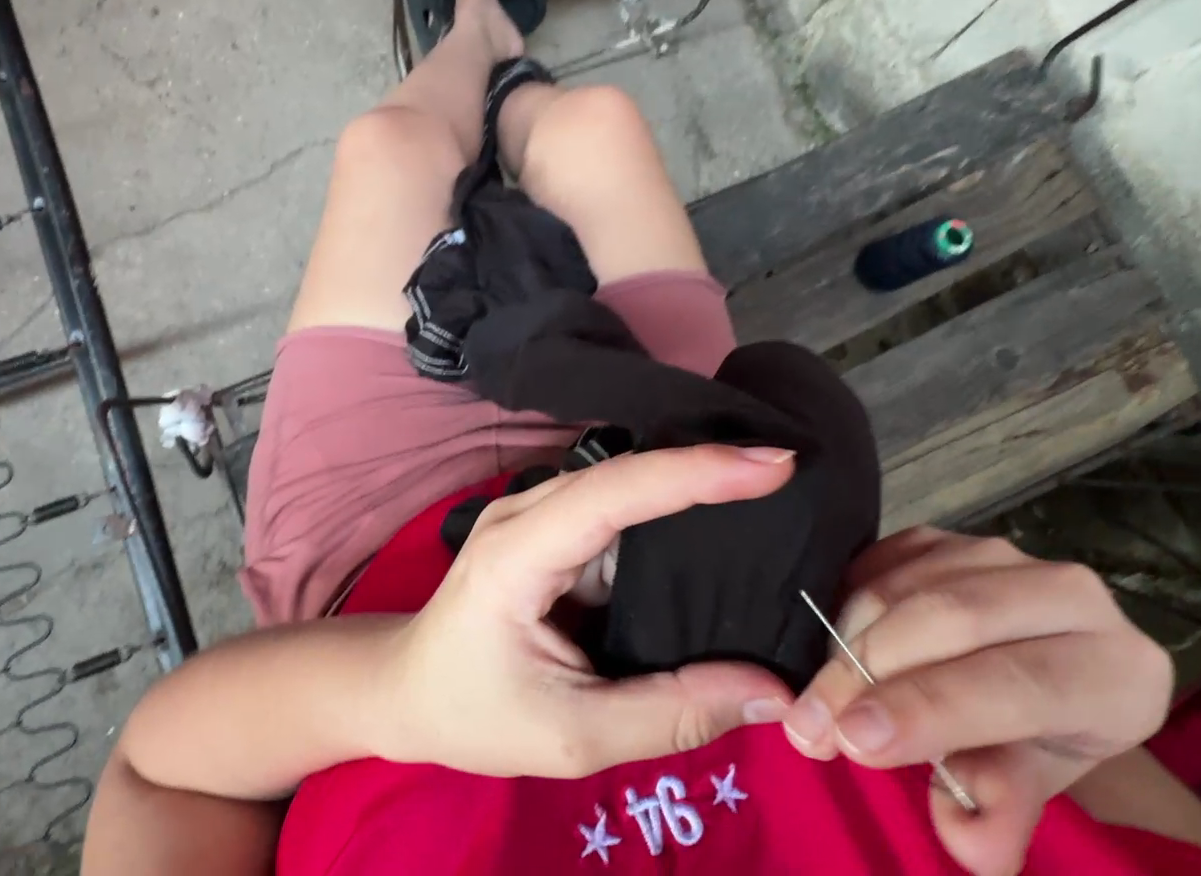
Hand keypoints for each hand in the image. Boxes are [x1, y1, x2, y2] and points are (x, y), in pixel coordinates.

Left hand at [378, 445, 799, 777]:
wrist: (405, 689)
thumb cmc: (472, 711)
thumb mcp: (571, 734)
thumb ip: (670, 713)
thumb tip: (772, 692)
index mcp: (520, 551)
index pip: (614, 491)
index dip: (694, 471)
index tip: (774, 465)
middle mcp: (528, 513)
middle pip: (626, 472)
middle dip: (708, 465)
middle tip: (795, 473)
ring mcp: (537, 516)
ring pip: (626, 485)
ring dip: (693, 481)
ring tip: (773, 489)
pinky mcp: (553, 532)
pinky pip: (620, 511)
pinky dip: (672, 512)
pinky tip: (721, 524)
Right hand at [779, 527, 1173, 875]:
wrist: (1033, 667)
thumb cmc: (1038, 733)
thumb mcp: (1029, 780)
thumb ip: (1001, 810)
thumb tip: (969, 844)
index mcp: (1114, 668)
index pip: (1017, 684)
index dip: (931, 710)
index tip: (855, 739)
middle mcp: (1066, 593)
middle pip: (948, 620)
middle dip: (866, 674)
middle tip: (810, 725)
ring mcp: (995, 553)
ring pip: (901, 588)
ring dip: (841, 643)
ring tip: (813, 700)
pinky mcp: (940, 536)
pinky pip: (875, 562)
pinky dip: (841, 605)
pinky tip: (834, 648)